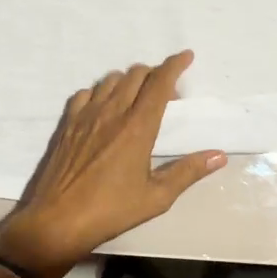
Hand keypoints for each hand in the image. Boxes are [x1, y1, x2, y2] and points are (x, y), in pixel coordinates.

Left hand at [0, 51, 226, 277]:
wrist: (57, 220)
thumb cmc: (111, 211)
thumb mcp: (156, 197)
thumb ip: (188, 172)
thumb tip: (219, 155)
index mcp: (137, 127)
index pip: (159, 83)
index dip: (175, 65)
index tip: (186, 57)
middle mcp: (111, 112)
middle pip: (135, 75)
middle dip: (154, 74)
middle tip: (167, 95)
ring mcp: (86, 116)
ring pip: (110, 80)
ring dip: (128, 81)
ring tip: (137, 99)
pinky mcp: (67, 124)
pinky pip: (85, 94)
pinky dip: (101, 92)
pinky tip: (104, 109)